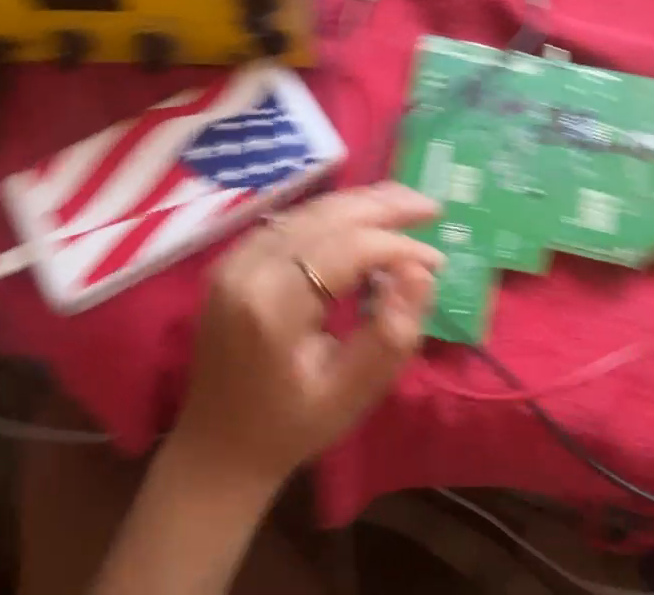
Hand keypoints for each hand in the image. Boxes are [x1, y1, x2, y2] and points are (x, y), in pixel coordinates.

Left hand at [168, 182, 443, 487]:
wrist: (217, 448)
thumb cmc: (289, 428)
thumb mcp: (351, 395)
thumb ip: (390, 333)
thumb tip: (422, 271)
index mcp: (272, 306)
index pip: (345, 249)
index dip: (395, 245)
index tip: (436, 259)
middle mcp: (246, 269)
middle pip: (322, 216)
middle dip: (380, 206)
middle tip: (429, 207)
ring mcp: (232, 261)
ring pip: (304, 212)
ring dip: (356, 206)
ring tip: (403, 205)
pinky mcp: (229, 263)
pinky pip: (286, 224)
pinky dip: (327, 217)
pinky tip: (358, 222)